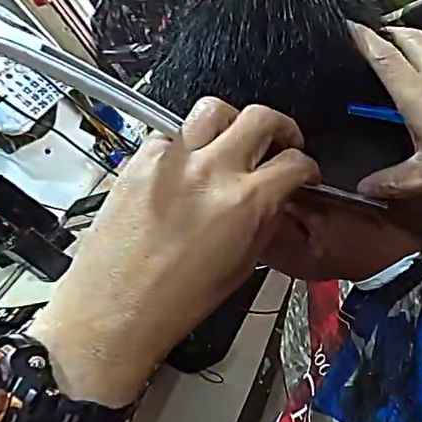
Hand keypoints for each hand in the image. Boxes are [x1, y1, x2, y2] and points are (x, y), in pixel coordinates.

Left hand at [30, 99, 319, 405]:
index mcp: (245, 202)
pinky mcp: (139, 162)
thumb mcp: (245, 261)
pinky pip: (173, 135)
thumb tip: (278, 194)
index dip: (307, 167)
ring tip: (234, 141)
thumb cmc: (175, 300)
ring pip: (213, 109)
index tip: (303, 172)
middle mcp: (209, 172)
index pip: (294, 162)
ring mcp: (170, 162)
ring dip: (234, 121)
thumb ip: (268, 217)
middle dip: (282, 127)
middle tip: (281, 142)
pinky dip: (188, 146)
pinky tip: (189, 169)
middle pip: (260, 117)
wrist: (113, 312)